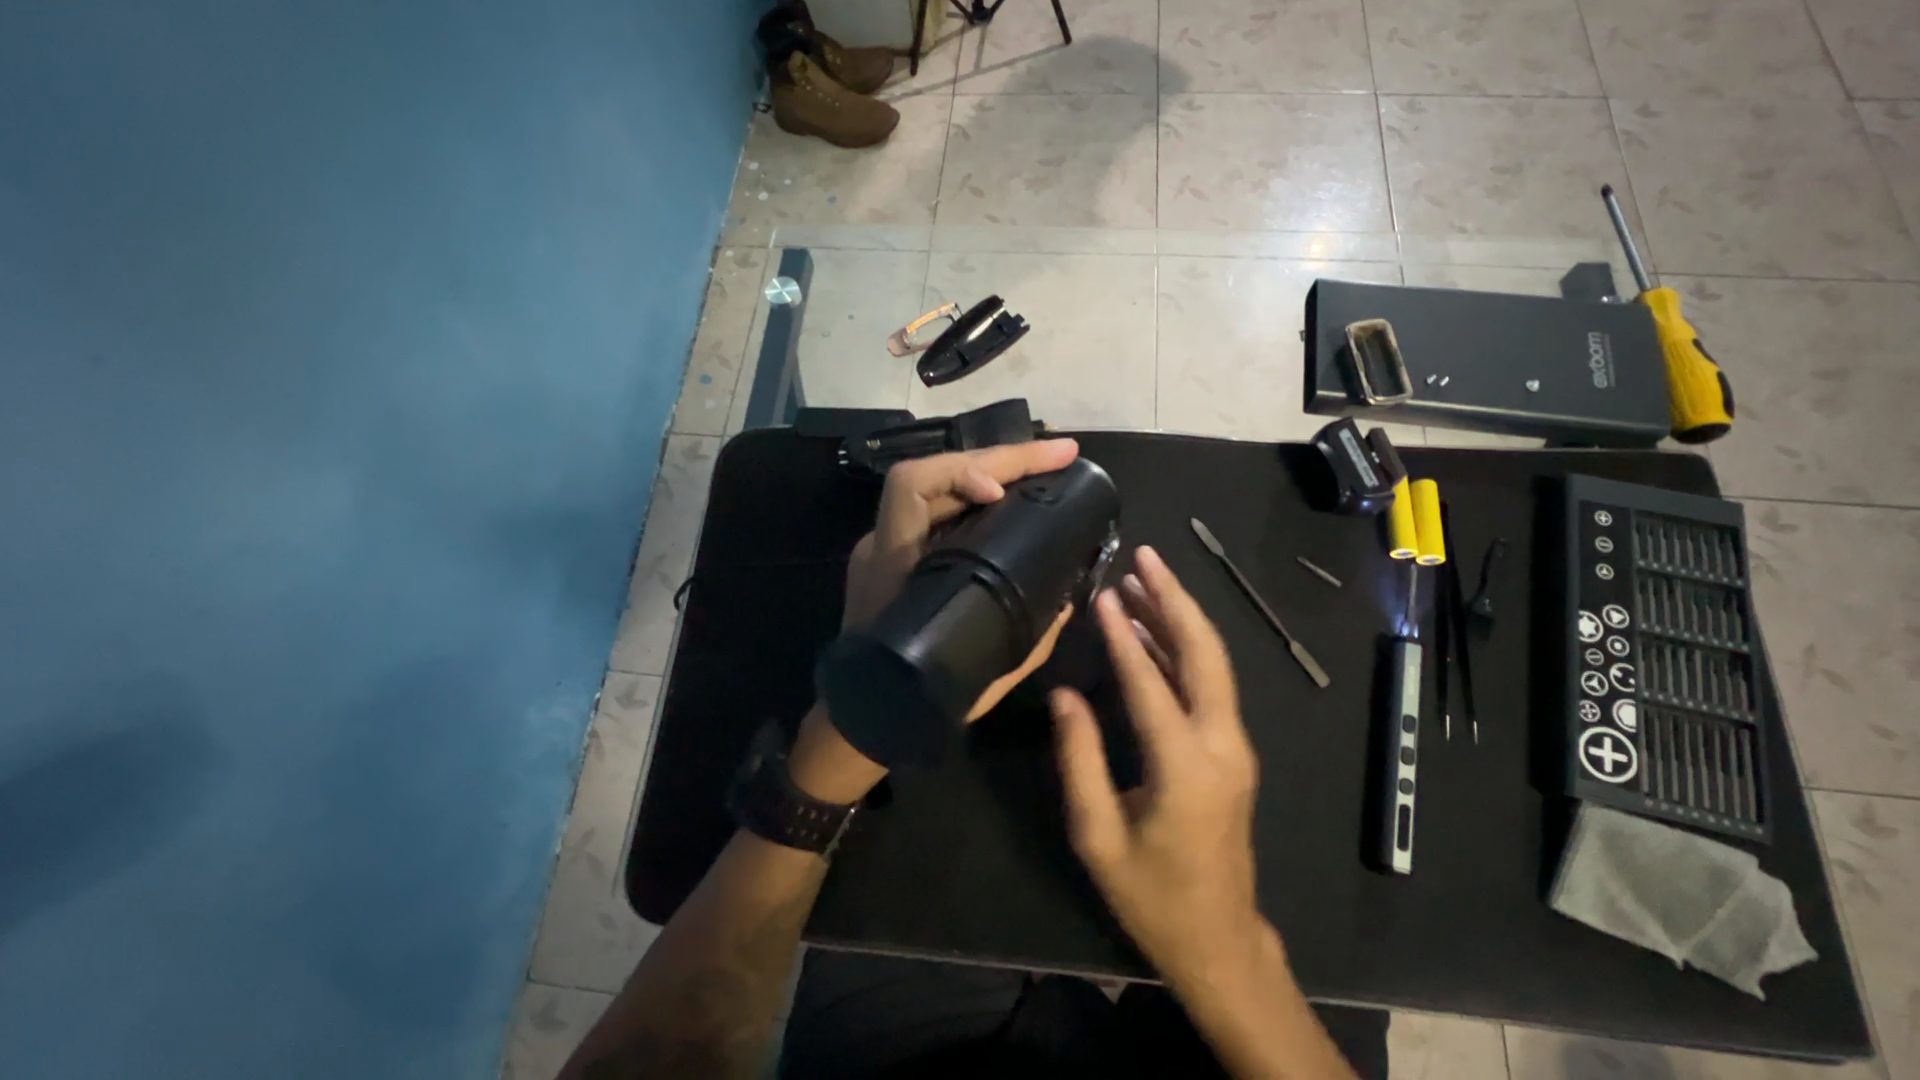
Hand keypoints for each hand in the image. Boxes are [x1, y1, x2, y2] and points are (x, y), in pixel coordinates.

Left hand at [791, 439, 1082, 804]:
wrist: (861, 717)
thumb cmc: (911, 700)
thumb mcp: (976, 677)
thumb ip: (1028, 641)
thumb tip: (1070, 602)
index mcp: (893, 565)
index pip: (911, 488)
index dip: (959, 474)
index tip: (1001, 493)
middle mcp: (886, 544)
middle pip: (934, 473)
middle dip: (1004, 457)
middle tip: (1064, 452)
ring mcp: (889, 545)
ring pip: (939, 484)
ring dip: (996, 469)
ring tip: (1050, 464)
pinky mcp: (899, 554)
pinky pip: (940, 509)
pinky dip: (979, 494)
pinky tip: (1016, 496)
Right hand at [1049, 545, 1269, 990]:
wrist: (1219, 939)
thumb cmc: (1152, 896)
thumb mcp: (1098, 836)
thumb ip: (1081, 760)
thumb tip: (1066, 695)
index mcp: (1186, 767)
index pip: (1152, 685)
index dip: (1125, 637)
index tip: (1101, 595)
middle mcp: (1222, 745)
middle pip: (1205, 654)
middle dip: (1175, 600)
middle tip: (1145, 556)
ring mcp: (1235, 747)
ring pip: (1213, 664)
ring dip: (1179, 619)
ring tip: (1142, 580)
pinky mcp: (1232, 753)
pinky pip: (1209, 687)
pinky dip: (1182, 652)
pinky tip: (1153, 632)